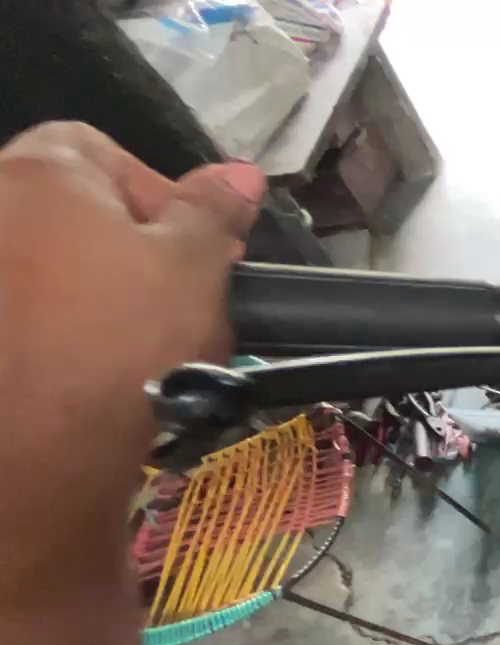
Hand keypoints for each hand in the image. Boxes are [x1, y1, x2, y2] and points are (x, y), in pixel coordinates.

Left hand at [0, 122, 263, 606]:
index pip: (99, 147)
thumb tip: (243, 171)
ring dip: (105, 276)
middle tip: (187, 288)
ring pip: (55, 249)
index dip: (162, 190)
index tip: (206, 245)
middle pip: (74, 200)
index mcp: (43, 173)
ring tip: (150, 326)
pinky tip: (104, 347)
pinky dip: (72, 310)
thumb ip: (215, 211)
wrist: (50, 421)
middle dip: (136, 236)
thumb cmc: (133, 327)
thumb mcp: (198, 264)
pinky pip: (34, 292)